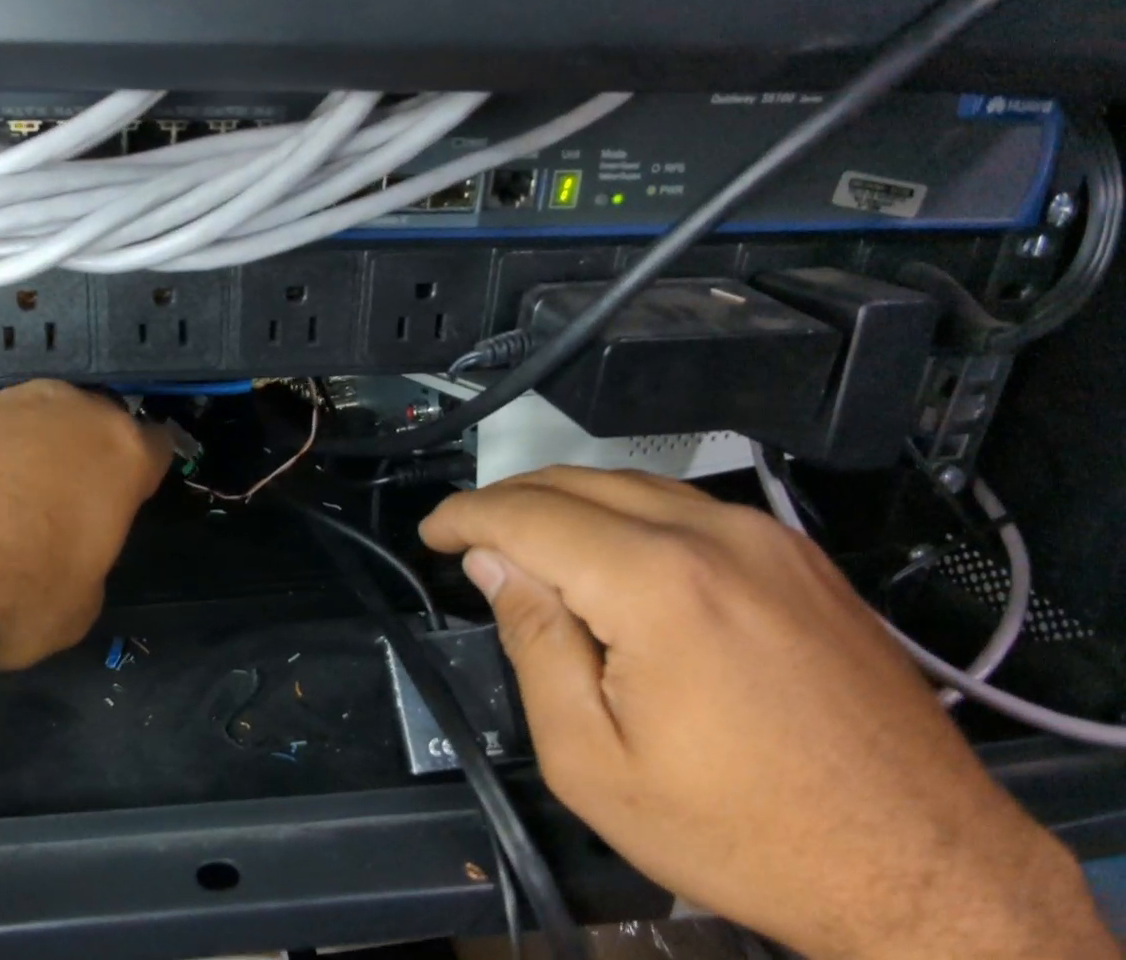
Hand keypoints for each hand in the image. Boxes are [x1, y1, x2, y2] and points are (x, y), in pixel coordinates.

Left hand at [0, 380, 171, 669]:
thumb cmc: (11, 589)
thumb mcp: (74, 611)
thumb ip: (83, 572)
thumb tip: (59, 565)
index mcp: (116, 450)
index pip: (155, 447)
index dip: (143, 477)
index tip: (129, 502)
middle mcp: (59, 410)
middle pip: (84, 424)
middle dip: (76, 460)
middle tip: (56, 513)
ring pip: (17, 427)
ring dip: (11, 463)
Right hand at [419, 467, 1109, 959]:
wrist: (923, 871)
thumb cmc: (736, 828)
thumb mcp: (591, 758)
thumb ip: (532, 641)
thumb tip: (493, 563)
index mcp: (655, 582)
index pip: (527, 514)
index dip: (464, 515)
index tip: (430, 533)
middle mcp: (713, 534)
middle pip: (575, 482)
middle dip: (505, 501)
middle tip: (466, 537)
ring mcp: (767, 538)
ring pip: (629, 484)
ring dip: (561, 502)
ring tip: (522, 541)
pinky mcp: (801, 557)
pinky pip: (683, 506)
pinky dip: (621, 513)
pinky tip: (604, 552)